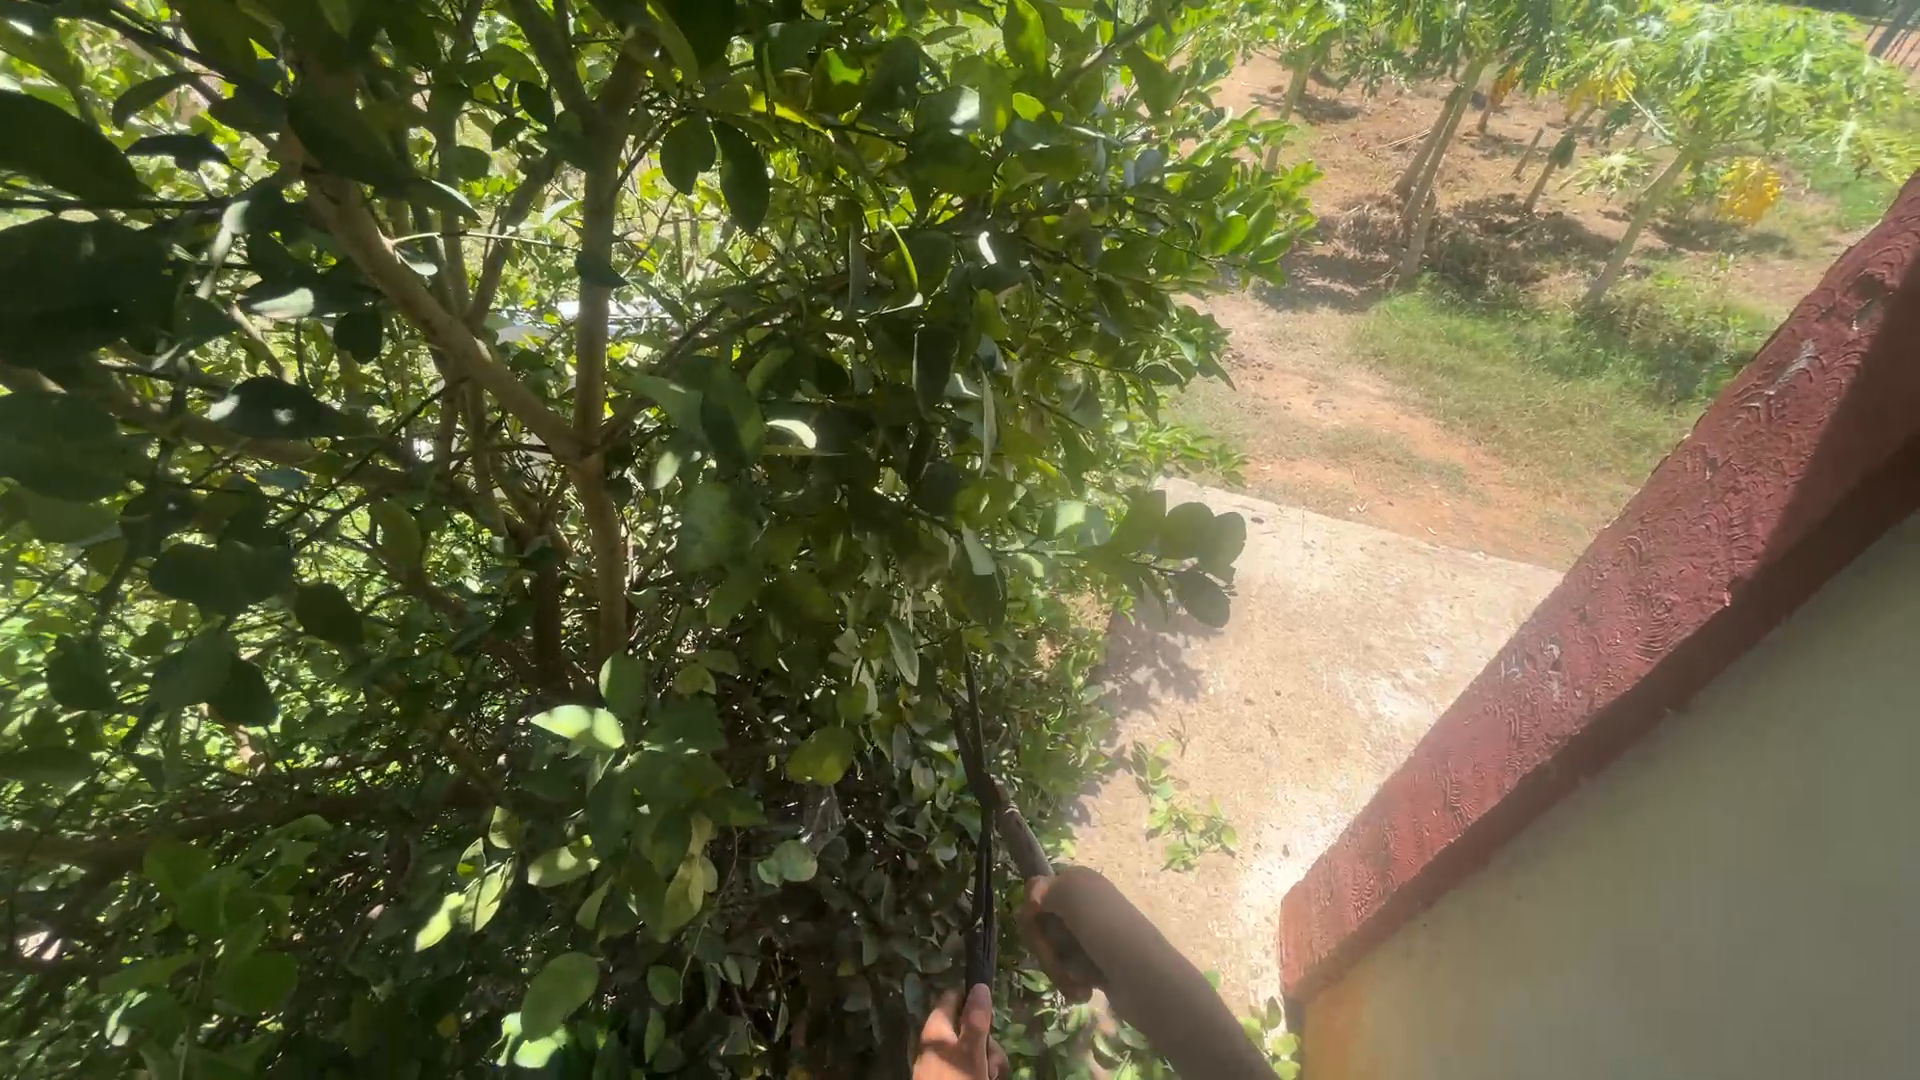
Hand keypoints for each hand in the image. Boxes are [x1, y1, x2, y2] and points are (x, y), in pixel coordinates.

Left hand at [913, 985, 1008, 1079]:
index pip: (954, 998)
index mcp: (936, 1029)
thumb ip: (976, 1019)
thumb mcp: (971, 1052)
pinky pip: (967, 1070)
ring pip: (972, 1052)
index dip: (974, 1002)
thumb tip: (979, 985)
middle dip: (988, 1043)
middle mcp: (936, 1044)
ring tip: (992, 1078)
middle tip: (993, 1063)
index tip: (991, 1017)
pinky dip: (978, 1074)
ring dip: (987, 1062)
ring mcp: (940, 1066)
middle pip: (968, 1028)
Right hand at [1017, 866, 1115, 1002]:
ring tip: (1077, 980)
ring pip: (1055, 951)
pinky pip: (1070, 970)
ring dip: (1059, 968)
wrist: (1143, 976)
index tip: (1034, 925)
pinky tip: (1084, 989)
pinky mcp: (1097, 964)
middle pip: (1044, 924)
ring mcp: (1091, 935)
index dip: (1032, 912)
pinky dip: (1072, 981)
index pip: (1038, 892)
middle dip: (1046, 947)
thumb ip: (1042, 889)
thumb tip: (1032, 893)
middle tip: (1056, 959)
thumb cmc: (1104, 928)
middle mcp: (1085, 904)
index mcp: (1079, 880)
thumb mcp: (1070, 895)